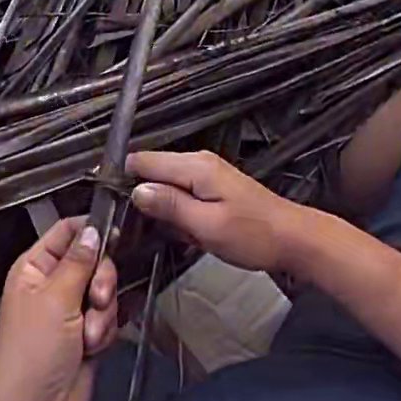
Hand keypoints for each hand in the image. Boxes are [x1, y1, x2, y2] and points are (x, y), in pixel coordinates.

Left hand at [0, 217, 118, 400]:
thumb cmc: (35, 353)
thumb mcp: (56, 299)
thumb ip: (79, 261)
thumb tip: (92, 229)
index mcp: (34, 267)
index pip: (65, 231)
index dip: (89, 230)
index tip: (115, 233)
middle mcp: (52, 283)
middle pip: (93, 259)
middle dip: (101, 281)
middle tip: (97, 298)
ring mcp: (71, 308)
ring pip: (105, 288)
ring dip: (103, 312)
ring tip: (87, 334)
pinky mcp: (88, 330)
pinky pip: (110, 315)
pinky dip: (105, 330)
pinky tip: (92, 347)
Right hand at [127, 150, 313, 274]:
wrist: (294, 239)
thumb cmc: (252, 235)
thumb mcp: (207, 226)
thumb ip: (170, 206)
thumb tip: (135, 191)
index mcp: (194, 166)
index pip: (144, 160)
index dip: (122, 177)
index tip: (107, 202)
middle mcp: (197, 162)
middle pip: (152, 170)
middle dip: (140, 196)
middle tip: (131, 227)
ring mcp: (205, 173)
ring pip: (165, 184)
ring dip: (159, 207)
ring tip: (157, 233)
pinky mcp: (211, 186)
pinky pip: (180, 193)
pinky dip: (176, 212)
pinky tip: (182, 234)